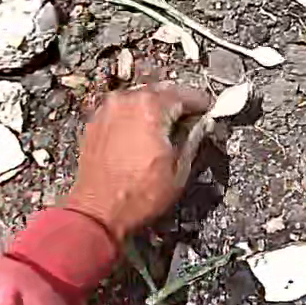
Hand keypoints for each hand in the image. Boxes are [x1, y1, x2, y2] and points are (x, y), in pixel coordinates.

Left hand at [61, 83, 212, 241]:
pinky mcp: (95, 123)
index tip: (210, 111)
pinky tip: (145, 133)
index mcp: (151, 107)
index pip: (186, 94)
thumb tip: (202, 125)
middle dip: (179, 103)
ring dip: (157, 108)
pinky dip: (137, 115)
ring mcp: (108, 111)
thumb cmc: (138, 195)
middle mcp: (127, 101)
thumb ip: (194, 138)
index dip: (202, 104)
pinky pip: (123, 109)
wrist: (98, 212)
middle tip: (193, 119)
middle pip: (162, 91)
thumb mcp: (181, 168)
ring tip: (169, 127)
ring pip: (141, 98)